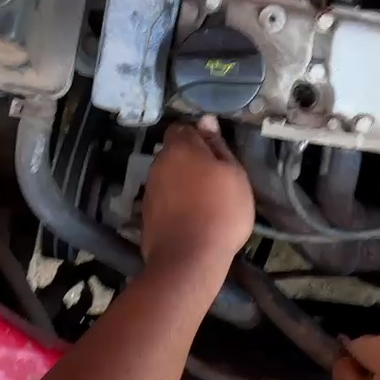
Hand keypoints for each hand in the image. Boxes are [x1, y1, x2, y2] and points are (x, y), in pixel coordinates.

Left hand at [140, 117, 253, 273]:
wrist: (188, 259)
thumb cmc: (220, 212)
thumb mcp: (234, 175)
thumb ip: (218, 145)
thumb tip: (206, 120)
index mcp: (179, 148)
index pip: (183, 128)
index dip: (199, 137)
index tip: (216, 154)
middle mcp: (158, 163)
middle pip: (174, 153)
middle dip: (190, 160)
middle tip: (215, 178)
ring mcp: (149, 189)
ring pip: (168, 176)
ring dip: (182, 182)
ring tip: (204, 201)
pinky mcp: (146, 213)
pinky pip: (164, 198)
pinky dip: (175, 202)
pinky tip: (191, 217)